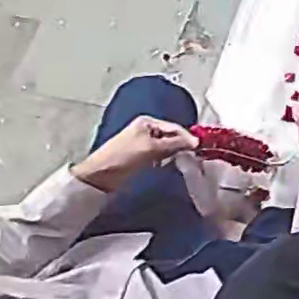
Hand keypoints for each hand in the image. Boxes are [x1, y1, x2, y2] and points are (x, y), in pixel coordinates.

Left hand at [73, 116, 198, 192]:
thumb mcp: (152, 148)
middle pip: (173, 136)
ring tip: (178, 160)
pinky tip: (165, 163)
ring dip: (174, 153)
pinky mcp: (142, 153)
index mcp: (147, 122)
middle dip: (181, 145)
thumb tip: (197, 141)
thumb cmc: (124, 157)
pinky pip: (161, 153)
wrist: (99, 176)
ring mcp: (144, 141)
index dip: (188, 137)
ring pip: (168, 145)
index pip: (176, 127)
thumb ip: (176, 143)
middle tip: (190, 155)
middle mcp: (147, 129)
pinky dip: (165, 158)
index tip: (198, 148)